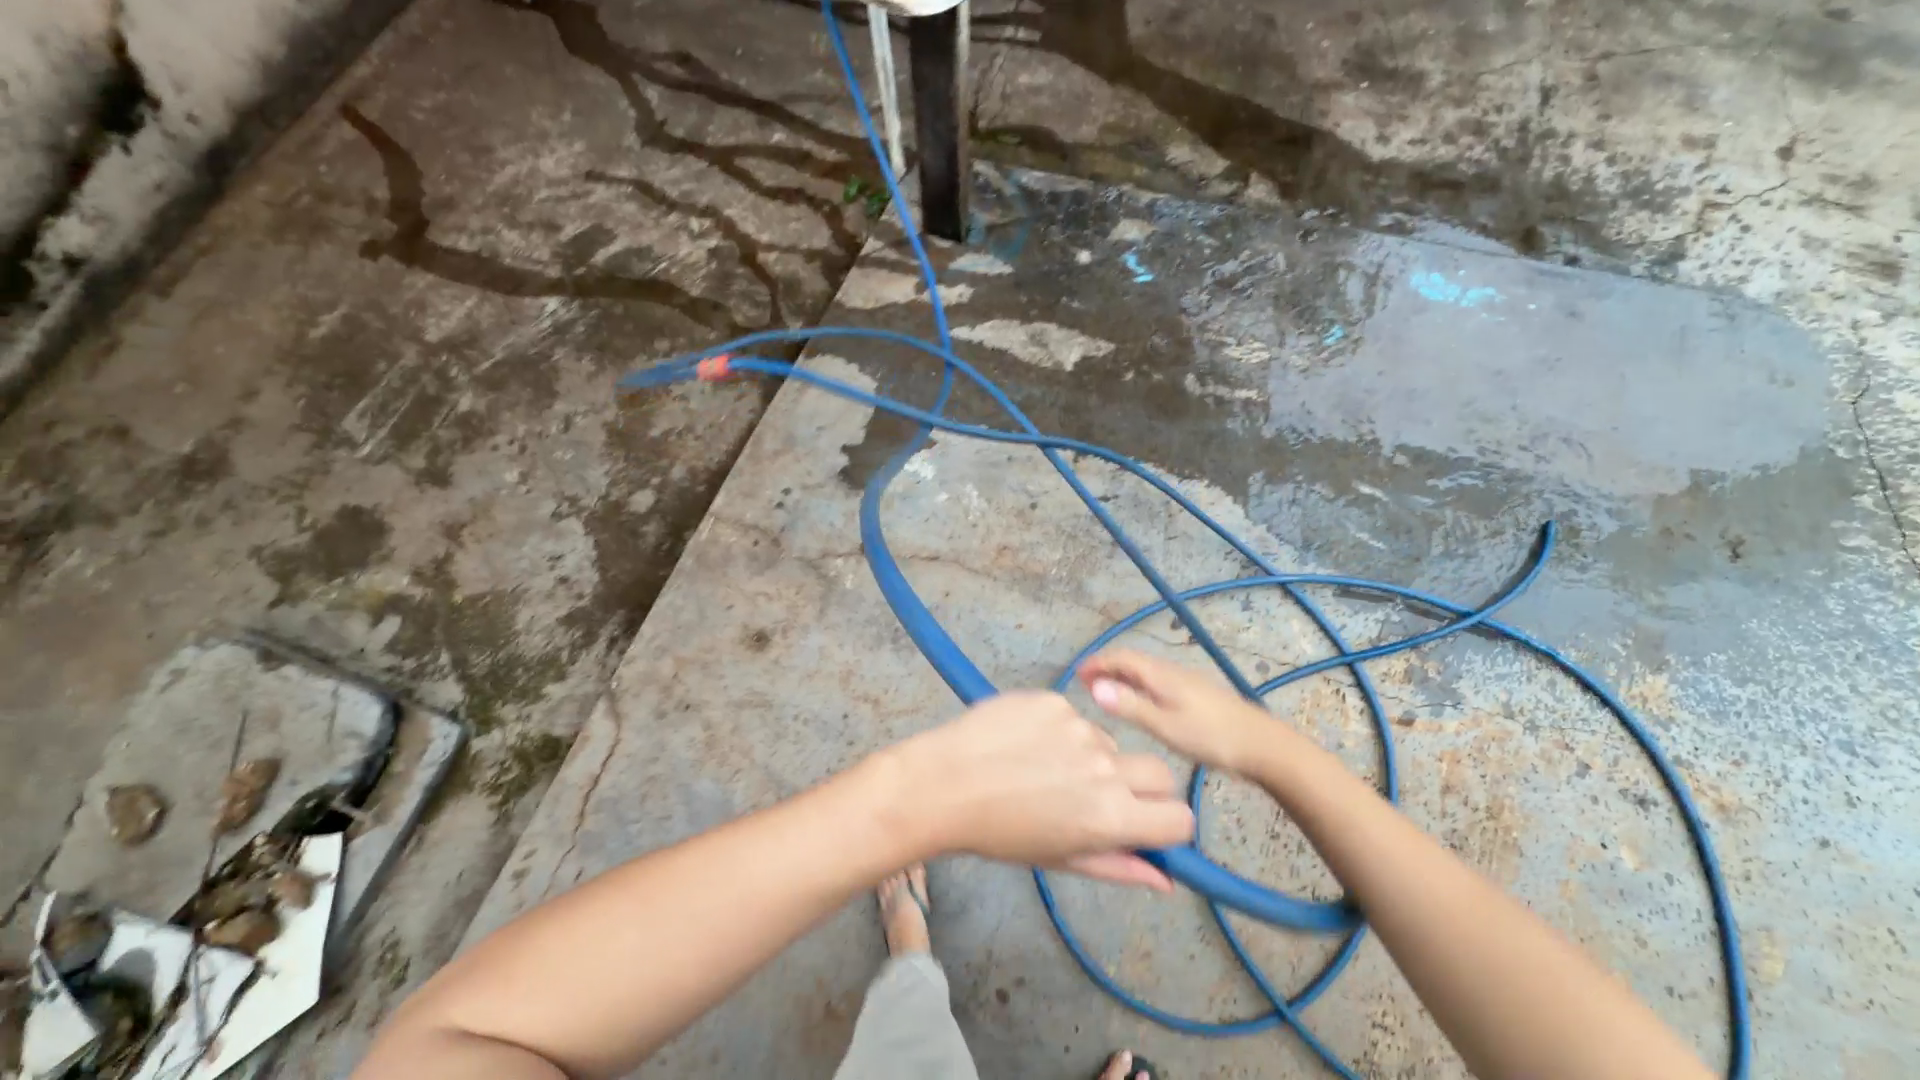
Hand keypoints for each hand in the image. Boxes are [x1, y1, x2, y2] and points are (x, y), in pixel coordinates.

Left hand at [880, 690, 1195, 890]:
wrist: (941, 783)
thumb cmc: (997, 832)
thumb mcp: (1058, 857)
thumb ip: (1119, 866)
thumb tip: (1167, 879)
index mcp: (1110, 816)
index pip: (1179, 817)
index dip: (1168, 825)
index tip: (1147, 826)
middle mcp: (1105, 768)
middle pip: (1159, 773)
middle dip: (1144, 788)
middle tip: (1098, 797)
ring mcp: (1080, 728)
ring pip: (1109, 744)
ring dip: (1092, 758)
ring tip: (1042, 770)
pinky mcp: (1054, 701)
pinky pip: (1074, 717)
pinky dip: (1059, 732)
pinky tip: (1025, 745)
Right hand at [1078, 648, 1283, 773]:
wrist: (1263, 746)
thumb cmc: (1212, 737)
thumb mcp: (1165, 726)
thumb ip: (1130, 706)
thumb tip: (1094, 687)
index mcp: (1162, 675)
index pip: (1122, 657)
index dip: (1098, 662)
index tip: (1076, 674)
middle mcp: (1173, 672)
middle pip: (1134, 661)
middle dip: (1107, 667)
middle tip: (1085, 682)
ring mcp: (1188, 683)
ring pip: (1147, 671)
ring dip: (1123, 676)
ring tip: (1106, 693)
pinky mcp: (1198, 696)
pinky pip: (1158, 682)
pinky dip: (1139, 686)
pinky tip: (1141, 704)